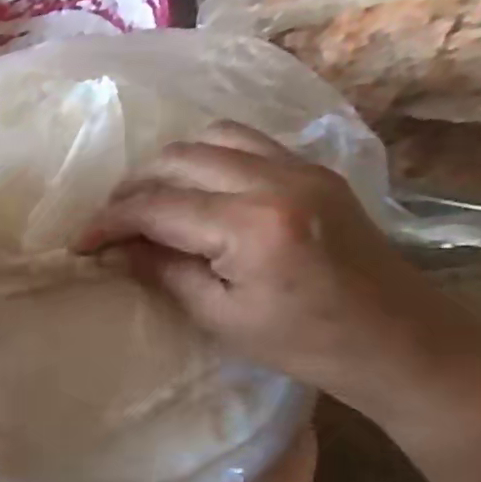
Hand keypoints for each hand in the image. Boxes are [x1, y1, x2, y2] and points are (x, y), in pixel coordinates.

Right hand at [74, 121, 480, 417]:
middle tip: (112, 223)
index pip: (158, 207)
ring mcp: (300, 166)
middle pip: (178, 160)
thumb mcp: (222, 318)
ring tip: (150, 199)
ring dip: (169, 165)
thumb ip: (164, 272)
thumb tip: (117, 248)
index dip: (110, 222)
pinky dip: (207, 157)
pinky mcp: (314, 167)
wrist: (399, 338)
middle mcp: (275, 180)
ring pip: (211, 137)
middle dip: (133, 188)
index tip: (81, 242)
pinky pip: (246, 142)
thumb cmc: (307, 344)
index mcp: (251, 227)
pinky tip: (198, 188)